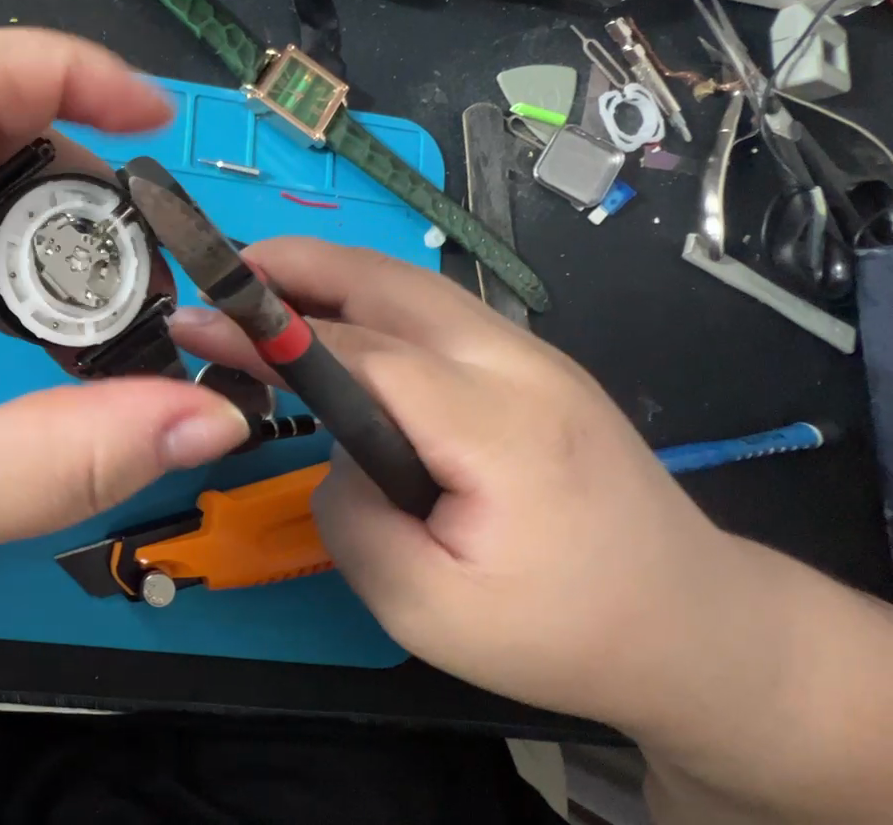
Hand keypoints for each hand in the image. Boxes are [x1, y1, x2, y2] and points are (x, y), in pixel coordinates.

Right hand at [170, 239, 742, 726]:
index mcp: (499, 427)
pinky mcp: (526, 366)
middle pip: (387, 283)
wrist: (702, 631)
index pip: (361, 351)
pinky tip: (321, 316)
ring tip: (250, 285)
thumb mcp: (424, 609)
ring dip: (323, 270)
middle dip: (293, 264)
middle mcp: (518, 367)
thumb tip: (332, 450)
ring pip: (408, 283)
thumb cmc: (560, 632)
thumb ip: (347, 516)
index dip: (268, 333)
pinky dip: (359, 294)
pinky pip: (427, 309)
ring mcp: (530, 357)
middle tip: (214, 276)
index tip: (193, 326)